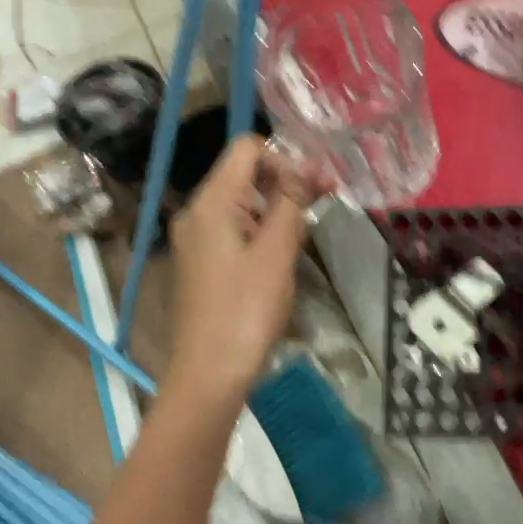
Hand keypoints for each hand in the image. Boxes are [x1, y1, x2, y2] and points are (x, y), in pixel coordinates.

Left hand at [166, 136, 318, 398]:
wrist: (208, 375)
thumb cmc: (245, 310)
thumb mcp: (277, 252)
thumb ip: (291, 201)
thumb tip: (306, 166)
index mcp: (210, 202)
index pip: (246, 148)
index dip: (284, 158)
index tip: (314, 186)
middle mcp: (196, 212)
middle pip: (243, 174)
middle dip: (285, 182)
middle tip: (327, 200)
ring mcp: (195, 239)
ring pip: (241, 203)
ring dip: (276, 208)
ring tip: (306, 233)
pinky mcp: (200, 262)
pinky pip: (233, 229)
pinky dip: (260, 231)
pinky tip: (283, 255)